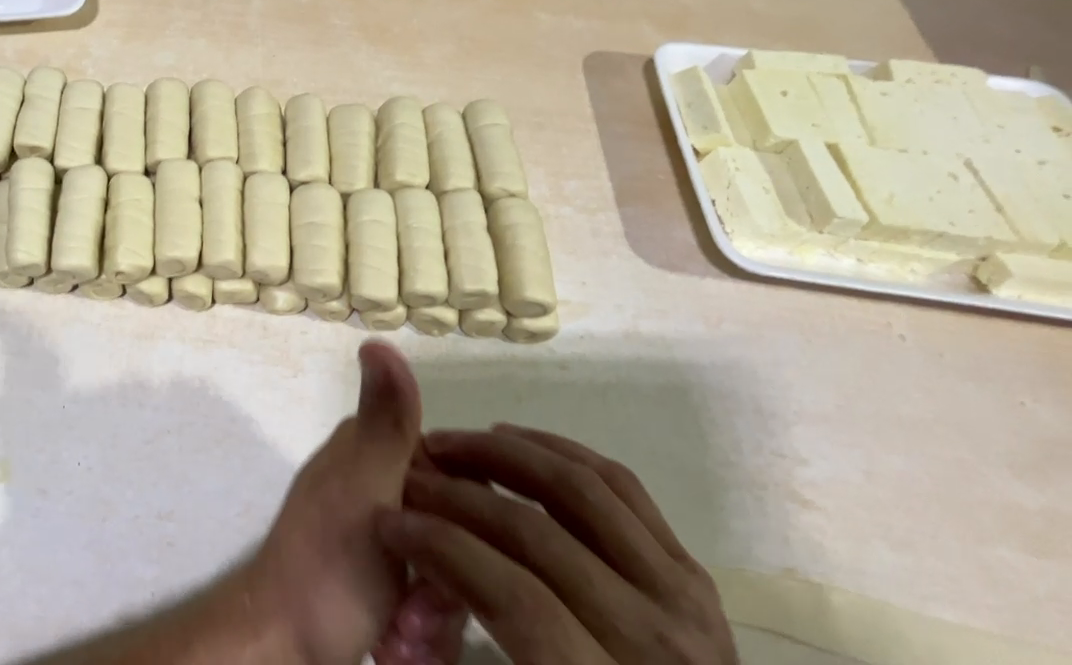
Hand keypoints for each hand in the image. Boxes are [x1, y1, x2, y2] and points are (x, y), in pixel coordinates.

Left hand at [247, 342, 466, 664]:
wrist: (282, 645)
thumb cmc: (329, 568)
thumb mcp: (367, 490)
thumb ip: (388, 422)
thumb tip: (377, 339)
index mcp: (374, 452)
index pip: (464, 476)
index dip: (471, 525)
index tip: (455, 561)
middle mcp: (377, 484)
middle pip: (460, 533)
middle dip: (448, 585)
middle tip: (412, 613)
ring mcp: (378, 535)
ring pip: (450, 577)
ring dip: (432, 620)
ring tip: (397, 638)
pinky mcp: (378, 579)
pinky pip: (426, 605)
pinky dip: (417, 635)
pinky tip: (394, 648)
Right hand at [376, 424, 736, 663]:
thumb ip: (456, 652)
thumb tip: (408, 574)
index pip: (516, 599)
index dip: (443, 549)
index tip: (389, 521)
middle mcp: (657, 643)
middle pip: (540, 536)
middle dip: (457, 496)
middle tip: (407, 475)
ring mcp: (685, 600)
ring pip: (582, 490)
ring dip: (502, 454)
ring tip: (447, 444)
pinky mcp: (693, 572)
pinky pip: (621, 485)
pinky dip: (558, 450)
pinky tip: (511, 439)